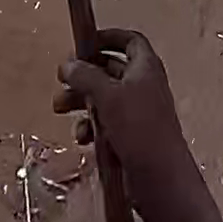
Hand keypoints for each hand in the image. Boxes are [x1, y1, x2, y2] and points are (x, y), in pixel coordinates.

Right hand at [53, 28, 187, 174]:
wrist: (163, 184)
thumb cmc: (138, 129)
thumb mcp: (107, 95)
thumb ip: (85, 76)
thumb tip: (67, 64)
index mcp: (145, 69)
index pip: (130, 41)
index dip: (109, 37)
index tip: (84, 42)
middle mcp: (143, 87)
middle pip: (110, 69)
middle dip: (83, 74)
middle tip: (61, 79)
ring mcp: (138, 114)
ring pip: (104, 97)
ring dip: (80, 100)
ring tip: (58, 108)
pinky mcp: (132, 138)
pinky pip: (107, 123)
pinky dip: (92, 126)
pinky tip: (81, 137)